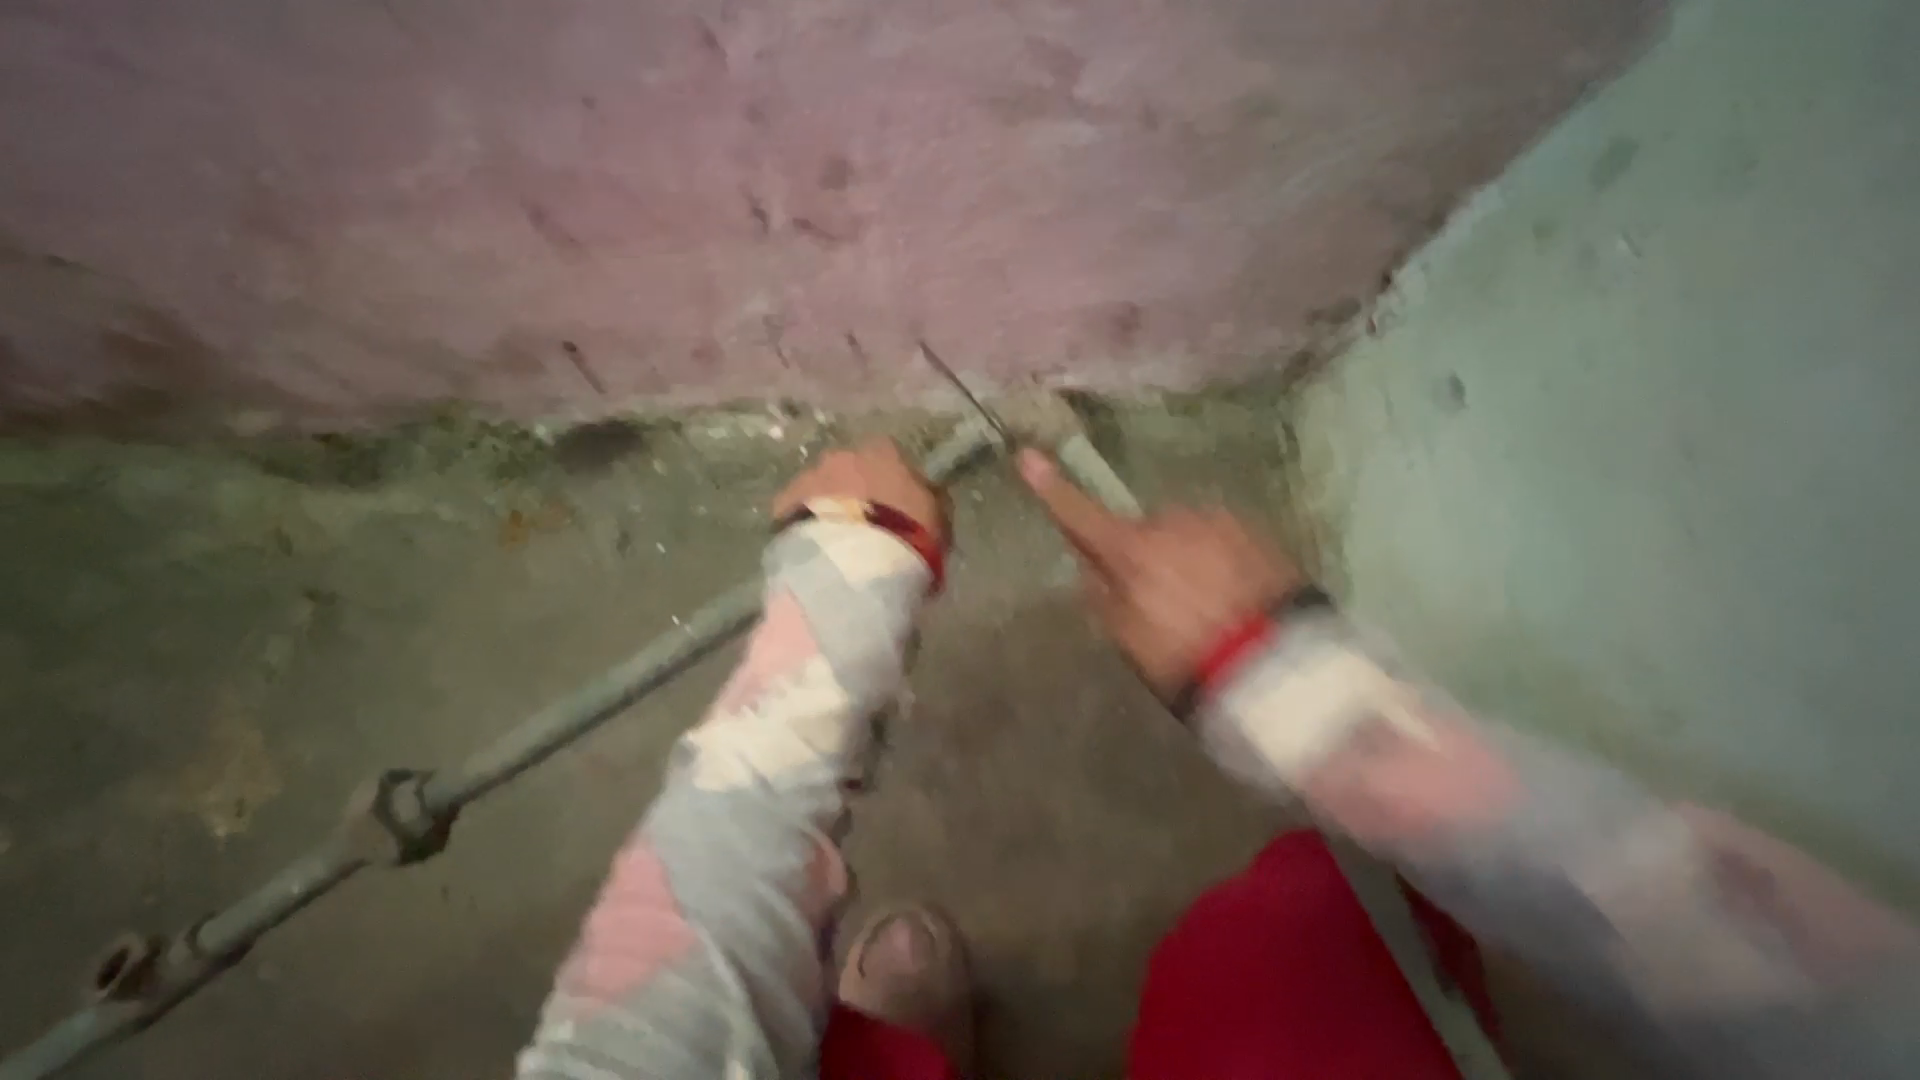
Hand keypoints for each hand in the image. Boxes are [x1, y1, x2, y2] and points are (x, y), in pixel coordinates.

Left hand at [773, 437, 947, 546]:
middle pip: (848, 468)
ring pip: (819, 487)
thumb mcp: (939, 519)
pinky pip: (794, 510)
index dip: (891, 479)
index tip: (895, 503)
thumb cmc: (907, 535)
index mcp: (884, 453)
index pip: (889, 454)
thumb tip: (927, 494)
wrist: (855, 562)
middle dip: (853, 489)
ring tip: (834, 540)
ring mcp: (808, 477)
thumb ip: (931, 500)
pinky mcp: (782, 503)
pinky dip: (802, 524)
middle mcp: (843, 455)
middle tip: (862, 523)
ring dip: (826, 505)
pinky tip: (811, 548)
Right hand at [1018, 448, 1306, 700]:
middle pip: (1143, 531)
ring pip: (1186, 535)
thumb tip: (1090, 567)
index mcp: (1133, 550)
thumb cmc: (1188, 659)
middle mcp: (1173, 522)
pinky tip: (1235, 598)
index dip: (1051, 488)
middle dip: (1146, 555)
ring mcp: (1219, 523)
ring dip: (1187, 559)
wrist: (1280, 666)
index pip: (1080, 516)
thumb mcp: (1129, 642)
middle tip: (1163, 605)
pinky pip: (1222, 541)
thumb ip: (1102, 598)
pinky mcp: (1257, 533)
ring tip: (1208, 609)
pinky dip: (1220, 562)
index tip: (1027, 456)